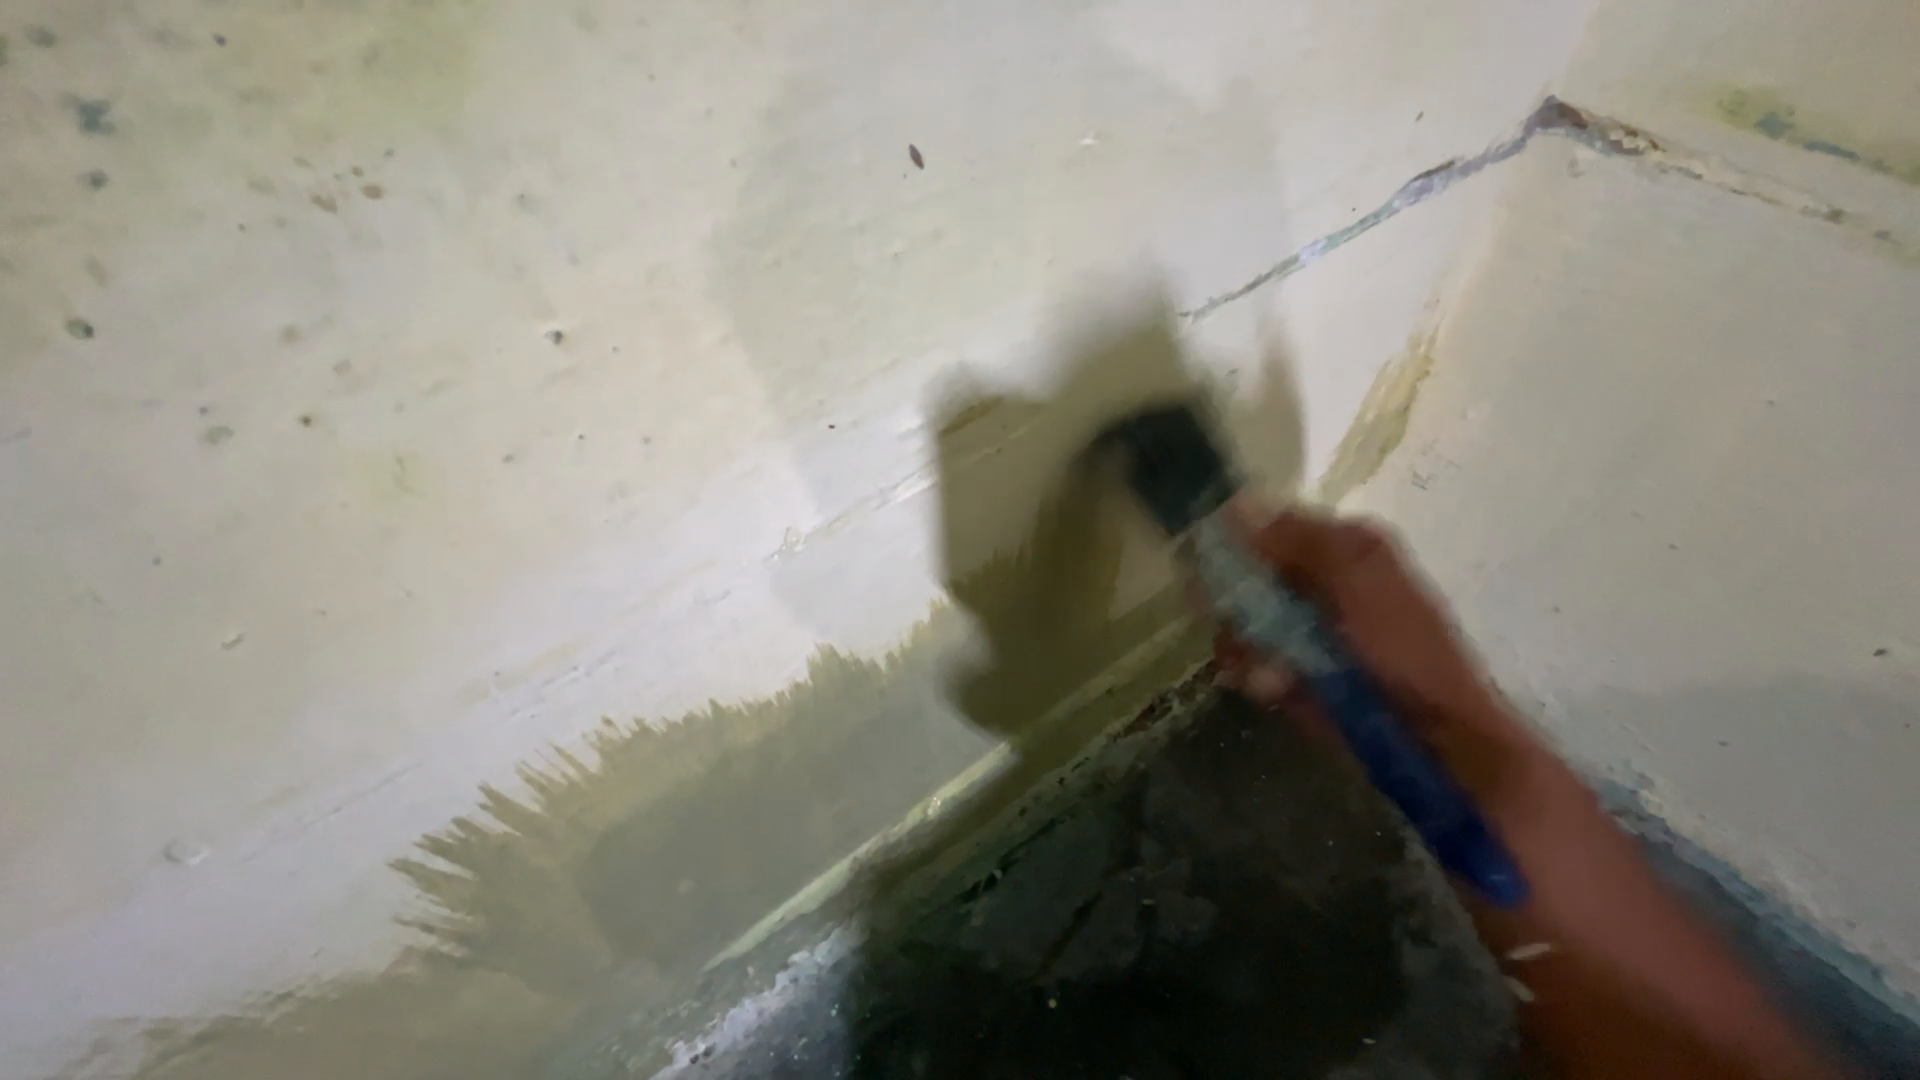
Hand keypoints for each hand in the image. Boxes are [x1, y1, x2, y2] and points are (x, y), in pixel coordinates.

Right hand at [1211, 504, 1540, 801]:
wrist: (1435, 739)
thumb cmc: (1404, 652)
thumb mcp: (1359, 580)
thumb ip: (1301, 540)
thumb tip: (1235, 505)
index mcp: (1340, 548)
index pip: (1265, 526)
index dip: (1235, 542)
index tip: (1210, 567)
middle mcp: (1316, 582)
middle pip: (1243, 575)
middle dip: (1236, 605)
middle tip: (1244, 630)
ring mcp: (1302, 628)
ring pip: (1238, 620)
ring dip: (1243, 645)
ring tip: (1268, 673)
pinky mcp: (1291, 669)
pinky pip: (1246, 658)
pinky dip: (1249, 671)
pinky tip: (1268, 687)